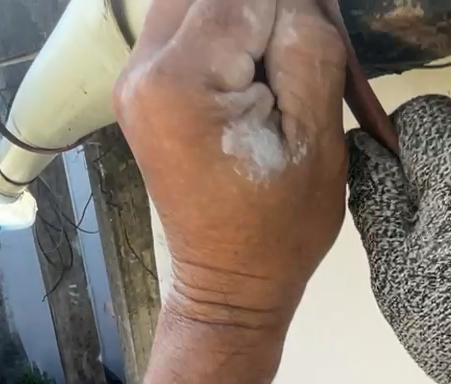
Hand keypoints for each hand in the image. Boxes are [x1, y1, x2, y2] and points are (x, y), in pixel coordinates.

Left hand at [114, 0, 347, 334]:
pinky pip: (186, 29)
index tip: (306, 73)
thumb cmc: (281, 232)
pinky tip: (247, 87)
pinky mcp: (141, 91)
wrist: (232, 287)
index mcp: (180, 83)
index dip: (293, 20)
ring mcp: (133, 79)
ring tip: (269, 88)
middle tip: (290, 77)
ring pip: (198, 2)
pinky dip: (224, 43)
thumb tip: (297, 1)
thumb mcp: (317, 140)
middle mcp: (141, 70)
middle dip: (264, 17)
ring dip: (244, 25)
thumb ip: (309, 46)